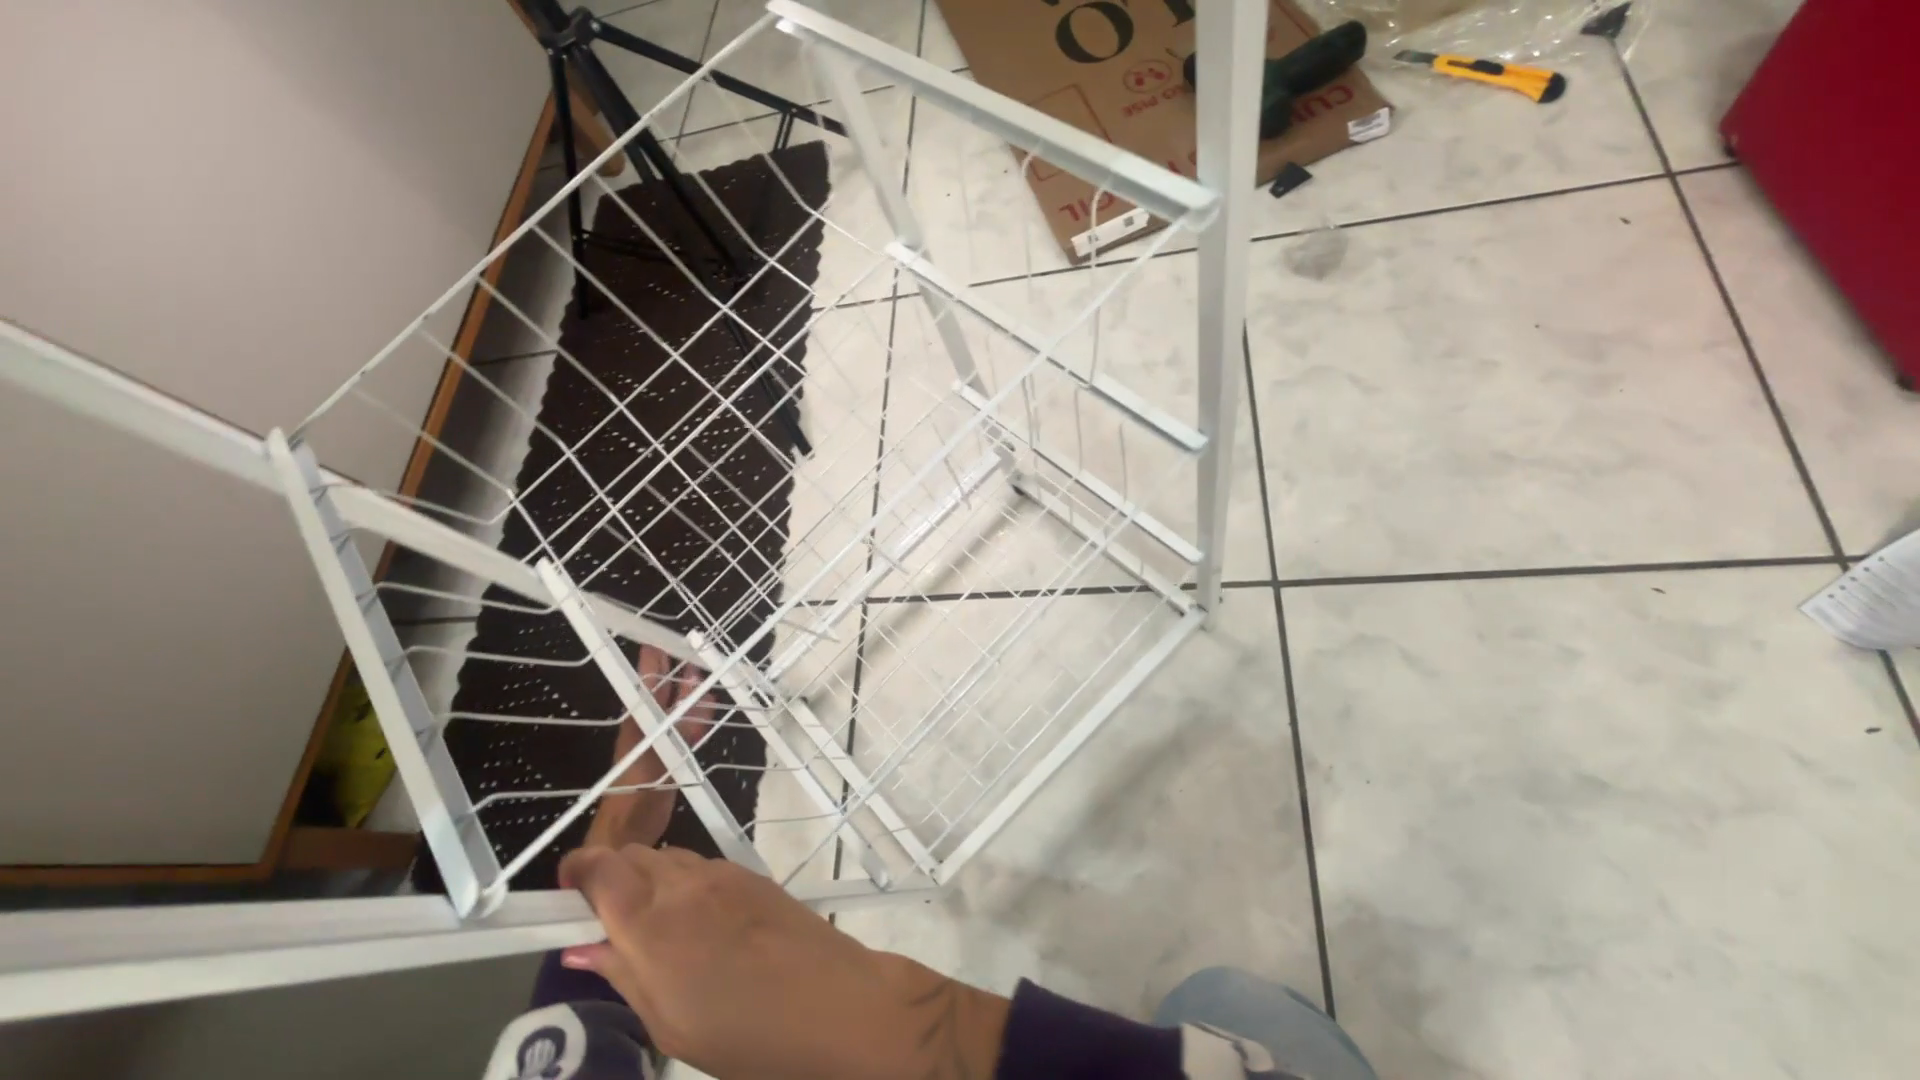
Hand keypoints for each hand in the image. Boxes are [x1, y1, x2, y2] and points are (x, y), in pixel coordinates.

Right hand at [558, 844, 1009, 1079]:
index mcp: (652, 921)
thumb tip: (581, 950)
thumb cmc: (746, 1034)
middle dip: (610, 877)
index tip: (565, 894)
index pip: (600, 867)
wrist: (838, 1004)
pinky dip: (684, 884)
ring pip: (669, 858)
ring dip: (649, 880)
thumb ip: (622, 975)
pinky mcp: (755, 877)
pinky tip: (698, 925)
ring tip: (654, 929)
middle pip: (633, 855)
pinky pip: (702, 868)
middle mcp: (685, 883)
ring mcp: (724, 875)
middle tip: (606, 921)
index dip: (577, 871)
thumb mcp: (669, 1024)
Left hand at [583, 646, 719, 850]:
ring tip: (699, 672)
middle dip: (672, 671)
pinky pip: (685, 731)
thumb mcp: (658, 758)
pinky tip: (706, 711)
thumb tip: (699, 696)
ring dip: (686, 693)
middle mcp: (647, 730)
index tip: (658, 640)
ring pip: (674, 711)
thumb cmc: (635, 797)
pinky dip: (696, 718)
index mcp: (639, 724)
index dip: (652, 663)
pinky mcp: (670, 761)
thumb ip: (679, 729)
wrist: (628, 833)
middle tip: (686, 648)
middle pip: (661, 694)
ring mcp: (658, 745)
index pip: (647, 685)